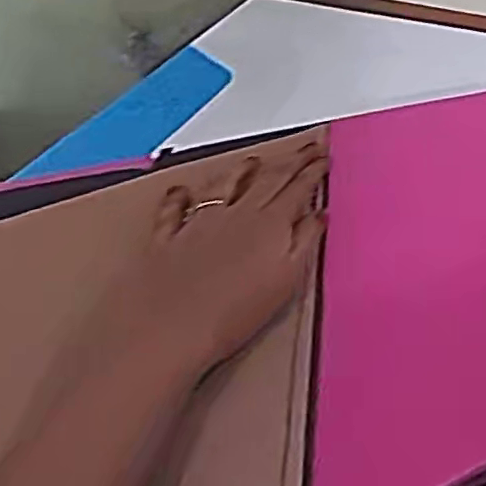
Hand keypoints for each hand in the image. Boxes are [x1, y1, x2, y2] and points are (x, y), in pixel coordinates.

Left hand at [93, 140, 328, 372]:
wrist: (162, 337)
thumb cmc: (233, 314)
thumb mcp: (287, 279)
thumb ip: (307, 240)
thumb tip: (320, 214)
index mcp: (271, 223)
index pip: (299, 187)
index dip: (314, 170)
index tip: (324, 158)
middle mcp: (237, 215)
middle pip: (270, 178)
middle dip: (291, 160)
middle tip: (307, 148)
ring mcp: (198, 225)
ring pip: (226, 185)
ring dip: (243, 169)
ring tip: (255, 160)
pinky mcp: (164, 242)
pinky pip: (173, 210)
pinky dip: (179, 197)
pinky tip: (182, 189)